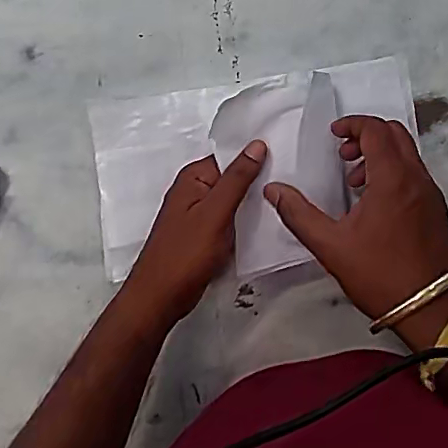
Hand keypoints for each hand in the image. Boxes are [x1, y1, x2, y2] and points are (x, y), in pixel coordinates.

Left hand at [122, 141, 266, 325]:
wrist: (160, 301)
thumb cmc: (182, 256)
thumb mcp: (216, 212)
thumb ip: (237, 178)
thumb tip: (255, 146)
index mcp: (194, 177)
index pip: (231, 155)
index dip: (256, 156)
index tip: (284, 156)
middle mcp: (194, 190)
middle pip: (233, 176)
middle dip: (256, 179)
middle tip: (287, 179)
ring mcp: (199, 213)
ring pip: (234, 199)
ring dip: (252, 202)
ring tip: (280, 199)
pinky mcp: (205, 233)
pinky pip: (231, 218)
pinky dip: (244, 220)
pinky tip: (263, 223)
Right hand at [263, 116, 447, 344]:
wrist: (431, 309)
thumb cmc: (381, 275)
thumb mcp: (332, 246)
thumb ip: (299, 214)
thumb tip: (274, 191)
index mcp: (393, 178)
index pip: (376, 130)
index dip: (353, 124)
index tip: (335, 134)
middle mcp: (416, 177)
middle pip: (394, 133)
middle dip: (367, 135)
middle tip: (344, 154)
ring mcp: (430, 191)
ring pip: (407, 152)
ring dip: (380, 154)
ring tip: (355, 181)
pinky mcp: (436, 206)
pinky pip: (414, 172)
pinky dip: (394, 170)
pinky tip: (375, 201)